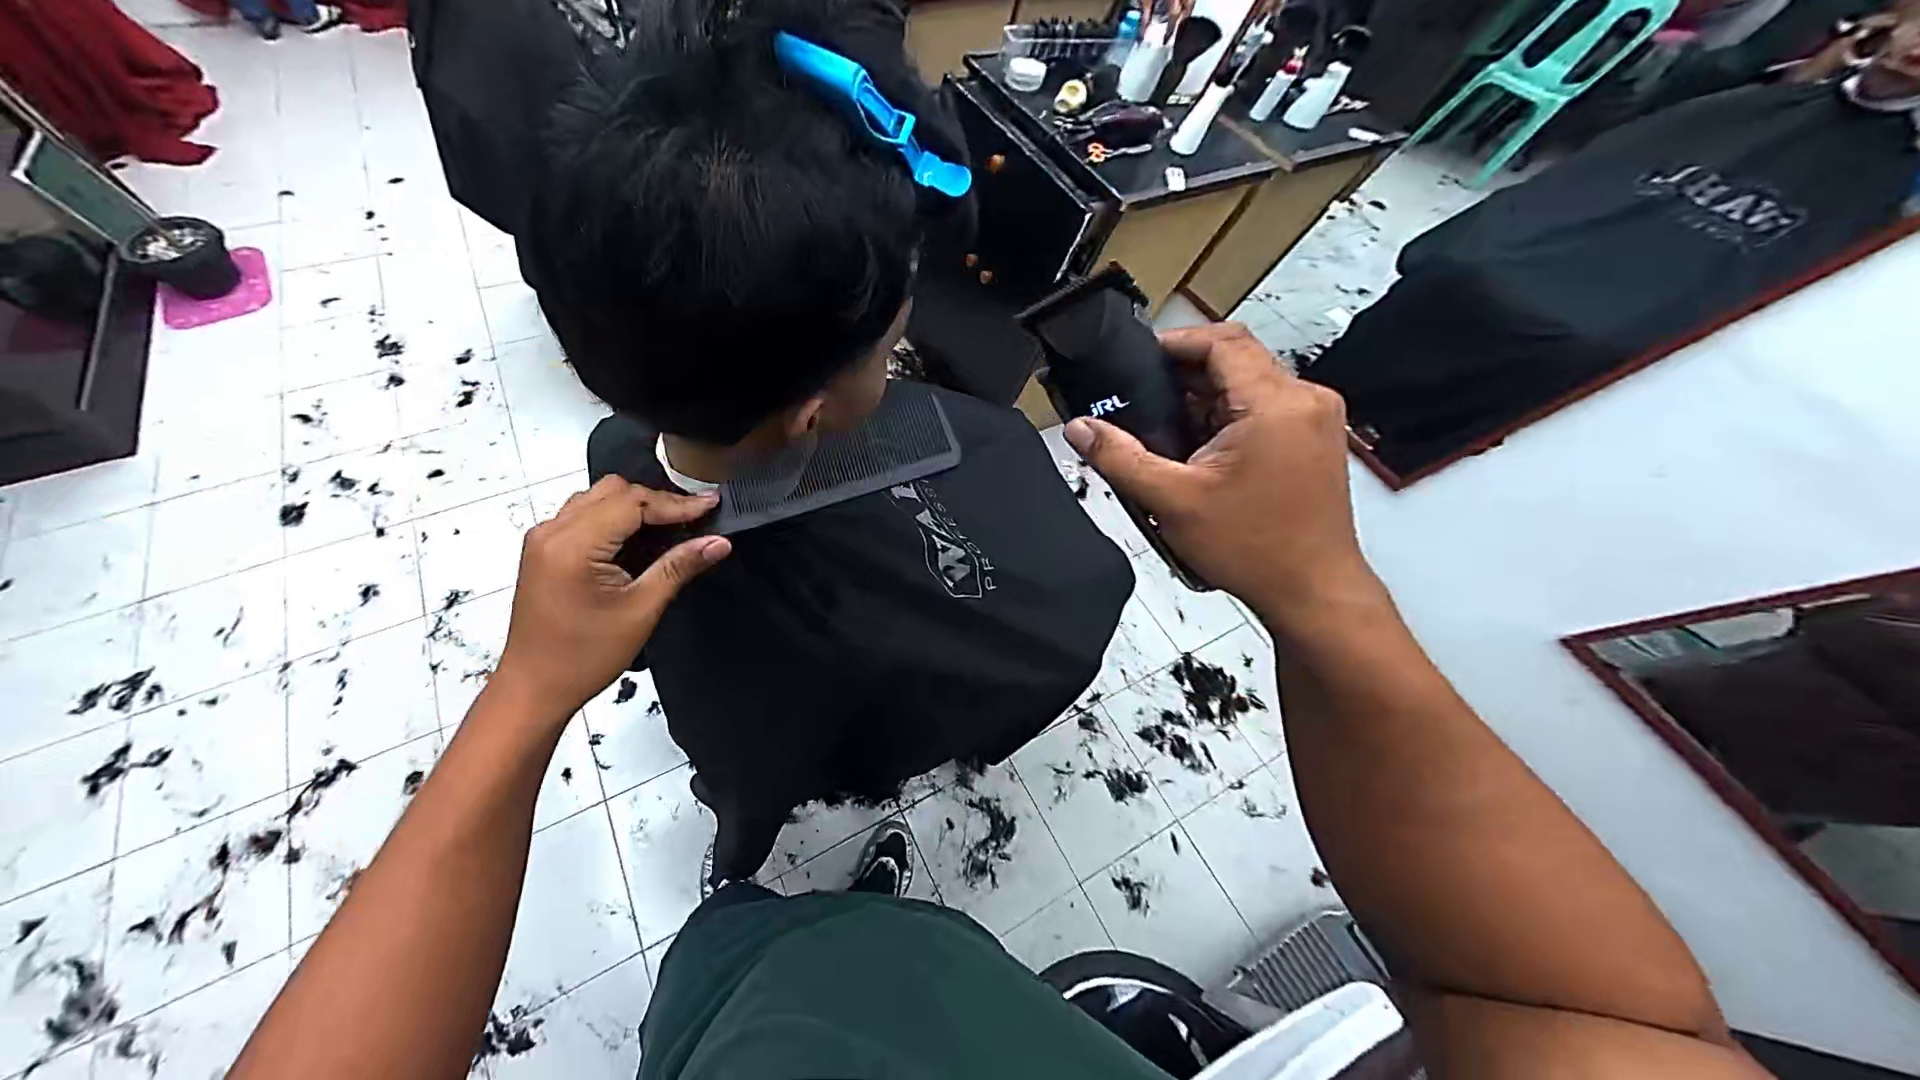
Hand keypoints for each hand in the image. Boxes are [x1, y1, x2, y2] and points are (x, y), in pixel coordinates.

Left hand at [490, 477, 730, 720]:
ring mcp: (543, 538)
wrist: (534, 688)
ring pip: (598, 497)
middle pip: (614, 491)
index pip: (632, 502)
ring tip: (673, 526)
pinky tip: (641, 539)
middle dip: (658, 501)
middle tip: (696, 518)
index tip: (713, 506)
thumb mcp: (642, 610)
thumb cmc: (587, 656)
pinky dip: (617, 517)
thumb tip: (719, 542)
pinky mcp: (544, 549)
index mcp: (572, 545)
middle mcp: (552, 531)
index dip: (677, 503)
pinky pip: (585, 514)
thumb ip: (679, 567)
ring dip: (636, 506)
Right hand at [1064, 322, 1379, 630]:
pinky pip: (1262, 409)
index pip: (1221, 340)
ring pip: (1246, 387)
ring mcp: (1313, 420)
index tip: (1144, 356)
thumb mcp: (1172, 500)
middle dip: (1184, 382)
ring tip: (1175, 444)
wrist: (1310, 590)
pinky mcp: (1312, 439)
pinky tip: (1202, 458)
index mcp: (1275, 404)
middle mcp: (1304, 402)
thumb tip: (1083, 429)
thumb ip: (1119, 457)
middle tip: (1148, 409)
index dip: (1175, 342)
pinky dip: (1227, 422)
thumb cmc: (1261, 551)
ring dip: (1204, 404)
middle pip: (1233, 362)